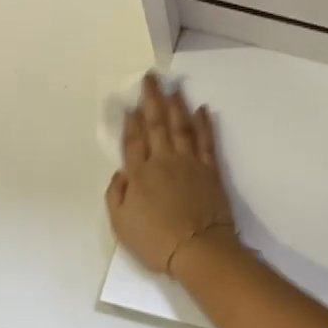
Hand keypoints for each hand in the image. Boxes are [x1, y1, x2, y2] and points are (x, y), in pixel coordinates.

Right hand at [106, 74, 237, 274]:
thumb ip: (116, 194)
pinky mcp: (210, 171)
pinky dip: (204, 124)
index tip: (130, 103)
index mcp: (139, 174)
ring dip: (176, 105)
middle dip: (152, 100)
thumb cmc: (156, 241)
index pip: (133, 140)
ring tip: (173, 88)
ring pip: (181, 126)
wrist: (199, 249)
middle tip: (151, 78)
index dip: (131, 120)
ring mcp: (190, 163)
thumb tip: (120, 172)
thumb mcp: (120, 224)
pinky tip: (202, 110)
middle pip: (157, 124)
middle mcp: (164, 161)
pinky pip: (206, 141)